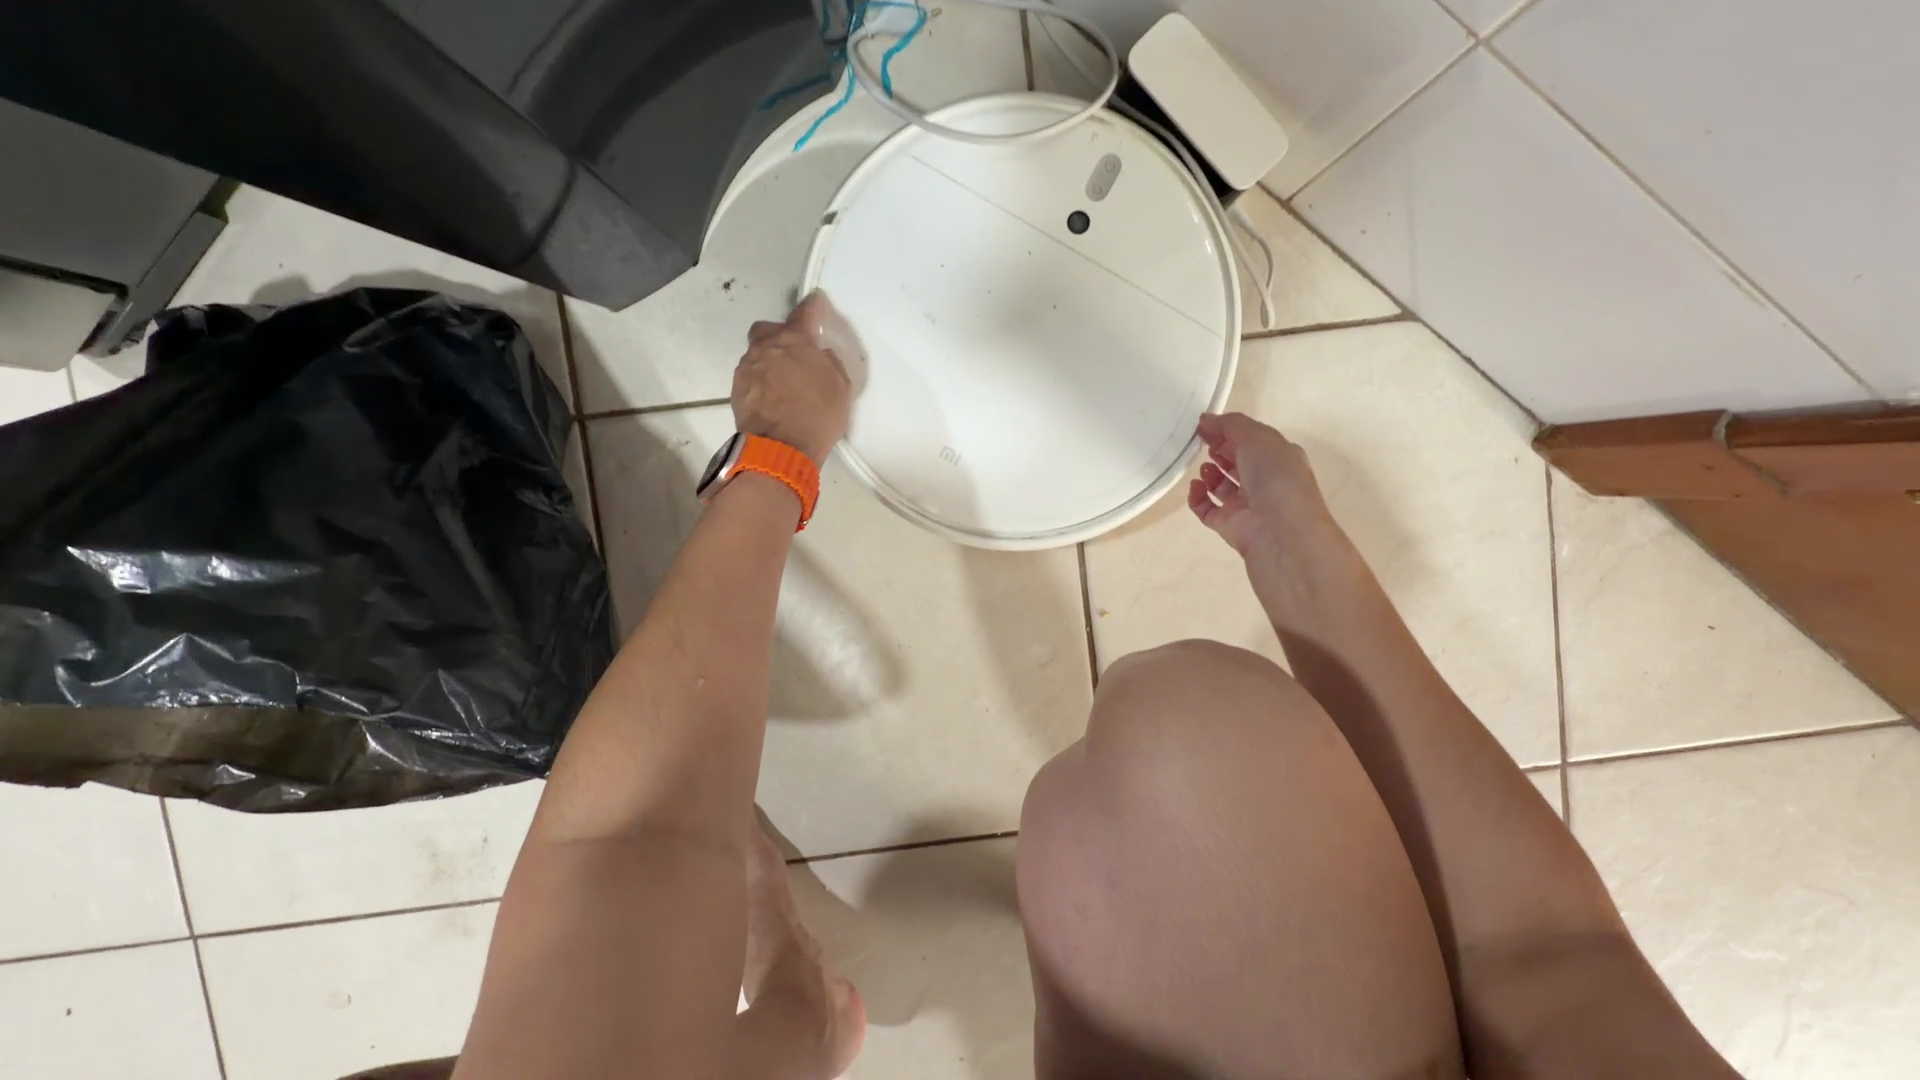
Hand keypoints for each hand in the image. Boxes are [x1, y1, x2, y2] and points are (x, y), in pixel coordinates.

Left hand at [734, 292, 853, 463]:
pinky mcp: (736, 389)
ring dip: (769, 362)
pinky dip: (760, 382)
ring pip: (757, 354)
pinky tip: (772, 398)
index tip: (817, 301)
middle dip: (780, 335)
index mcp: (795, 341)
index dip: (814, 306)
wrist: (780, 449)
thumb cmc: (817, 416)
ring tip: (783, 382)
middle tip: (794, 353)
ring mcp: (747, 368)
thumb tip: (821, 357)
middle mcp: (767, 347)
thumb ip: (831, 365)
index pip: (805, 312)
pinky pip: (750, 376)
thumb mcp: (841, 390)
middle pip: (768, 329)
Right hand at [1187, 412, 1333, 557]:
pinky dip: (1198, 498)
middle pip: (1237, 462)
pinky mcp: (1229, 526)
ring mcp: (1247, 505)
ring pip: (1222, 486)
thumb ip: (1231, 425)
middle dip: (1219, 451)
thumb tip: (1205, 420)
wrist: (1281, 534)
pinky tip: (1195, 488)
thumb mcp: (1259, 439)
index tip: (1204, 426)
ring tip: (1203, 469)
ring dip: (1209, 474)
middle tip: (1200, 444)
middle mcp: (1265, 481)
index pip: (1251, 440)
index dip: (1228, 431)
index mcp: (1279, 458)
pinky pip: (1208, 510)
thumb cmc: (1276, 480)